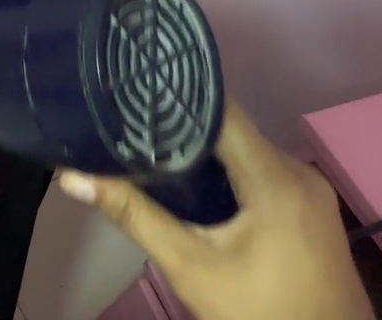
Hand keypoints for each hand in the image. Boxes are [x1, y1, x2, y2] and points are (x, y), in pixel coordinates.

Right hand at [58, 103, 370, 319]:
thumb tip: (72, 176)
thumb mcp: (191, 268)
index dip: (174, 94)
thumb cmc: (262, 317)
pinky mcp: (309, 209)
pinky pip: (258, 169)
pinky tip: (189, 180)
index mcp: (276, 178)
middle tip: (127, 115)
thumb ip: (134, 216)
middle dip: (178, 122)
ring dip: (200, 147)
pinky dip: (223, 168)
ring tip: (147, 142)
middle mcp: (298, 171)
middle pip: (229, 127)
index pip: (219, 109)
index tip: (131, 85)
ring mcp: (309, 190)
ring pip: (242, 148)